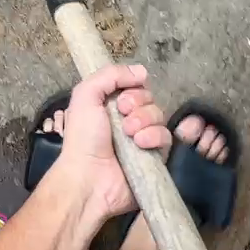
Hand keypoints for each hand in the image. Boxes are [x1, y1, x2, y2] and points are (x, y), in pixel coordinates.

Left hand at [43, 63, 172, 222]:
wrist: (90, 178)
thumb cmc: (83, 137)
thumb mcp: (86, 95)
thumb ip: (110, 75)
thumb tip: (142, 71)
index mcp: (110, 104)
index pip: (135, 85)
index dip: (132, 88)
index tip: (121, 100)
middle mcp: (127, 119)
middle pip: (149, 98)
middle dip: (138, 105)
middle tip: (123, 117)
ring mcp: (142, 138)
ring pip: (159, 116)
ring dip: (145, 121)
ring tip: (130, 134)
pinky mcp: (155, 157)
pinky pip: (166, 137)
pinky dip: (154, 137)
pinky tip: (141, 144)